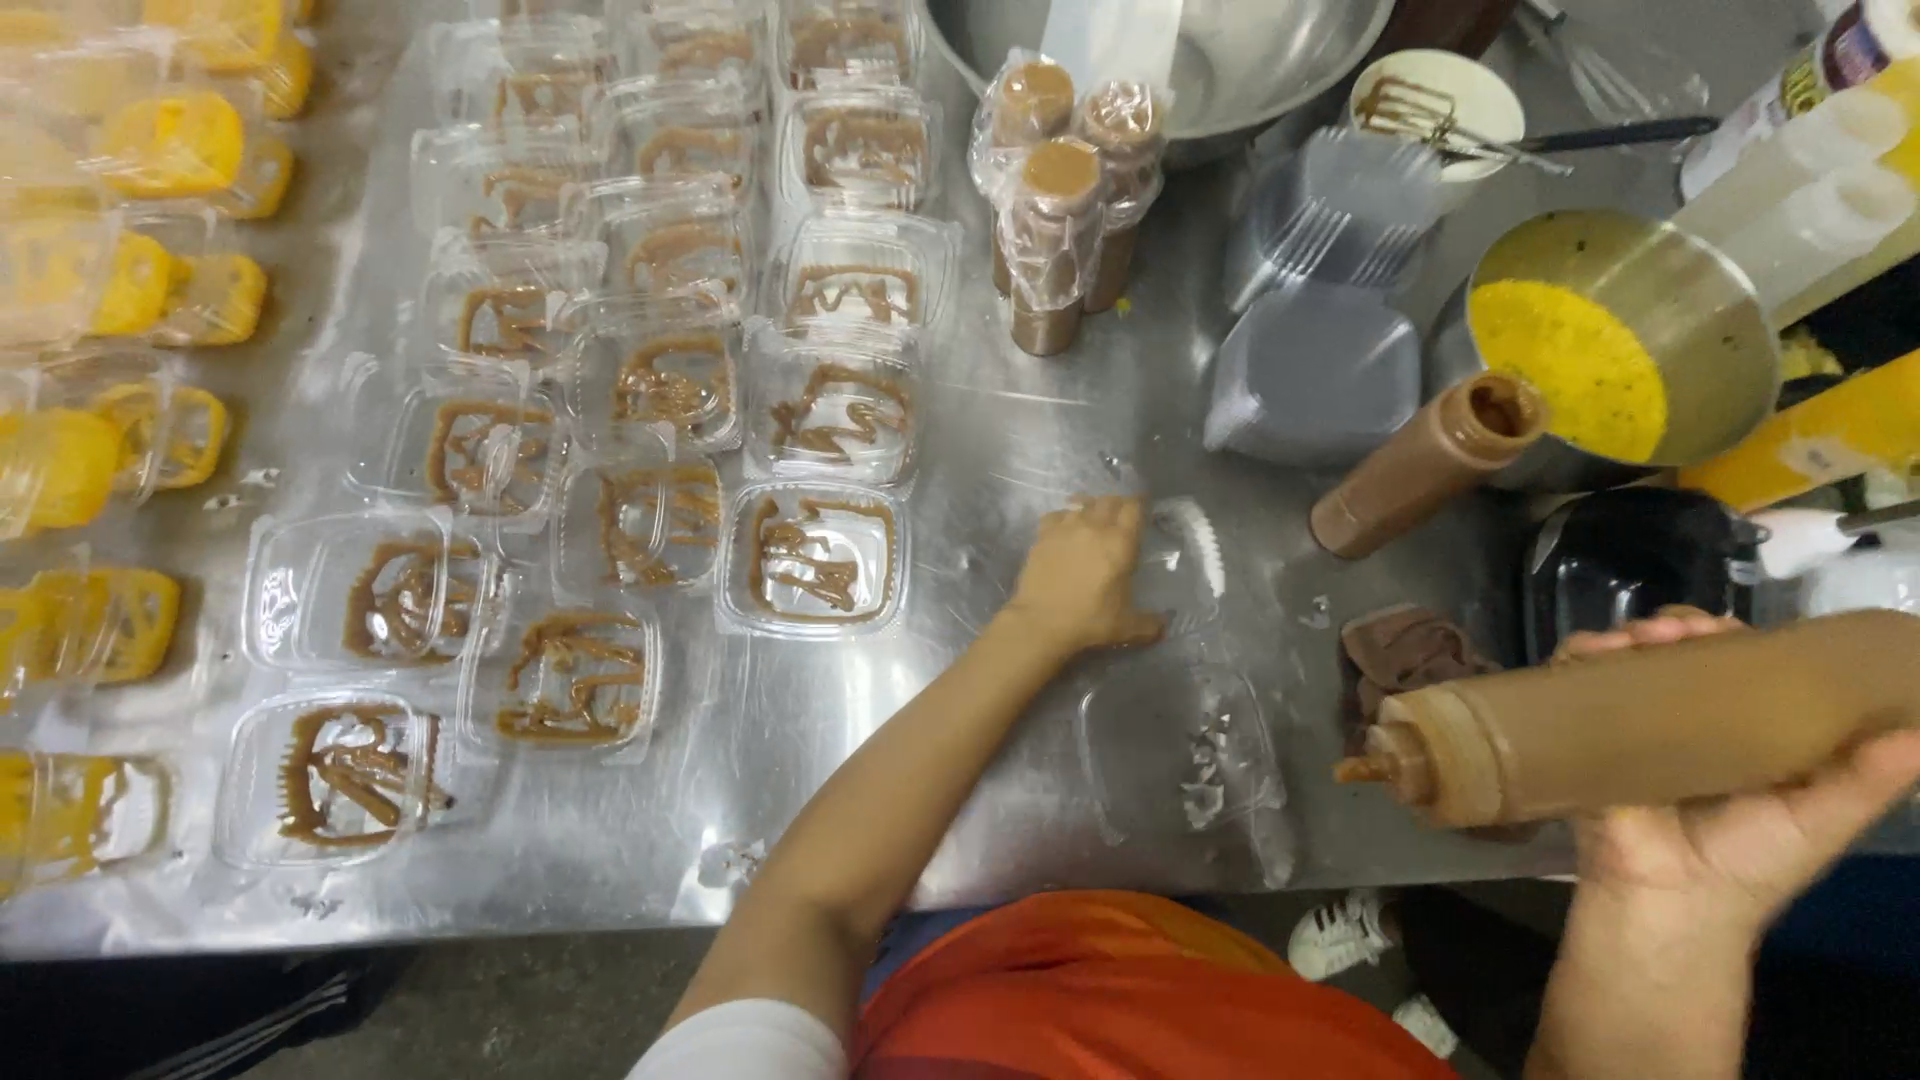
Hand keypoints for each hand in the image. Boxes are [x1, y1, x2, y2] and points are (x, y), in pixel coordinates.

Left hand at [1002, 496, 1165, 656]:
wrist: (1041, 622)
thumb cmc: (1089, 620)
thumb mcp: (1127, 626)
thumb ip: (1150, 624)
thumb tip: (1163, 626)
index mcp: (1120, 542)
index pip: (1134, 508)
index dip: (1140, 504)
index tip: (1142, 507)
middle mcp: (1094, 527)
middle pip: (1109, 501)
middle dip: (1117, 504)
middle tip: (1120, 516)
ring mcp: (1065, 528)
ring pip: (1082, 504)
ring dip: (1091, 508)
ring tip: (1092, 519)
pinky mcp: (1042, 535)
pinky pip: (1057, 514)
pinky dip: (1064, 517)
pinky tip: (1064, 528)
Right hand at [1560, 607, 1919, 938]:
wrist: (1670, 895)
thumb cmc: (1750, 862)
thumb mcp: (1820, 820)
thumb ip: (1864, 780)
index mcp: (1737, 726)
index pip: (1733, 664)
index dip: (1732, 637)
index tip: (1730, 630)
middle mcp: (1677, 714)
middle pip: (1670, 650)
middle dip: (1674, 626)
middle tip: (1676, 631)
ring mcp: (1624, 719)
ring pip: (1619, 657)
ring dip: (1623, 635)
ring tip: (1635, 639)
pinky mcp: (1580, 729)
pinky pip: (1568, 682)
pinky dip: (1575, 657)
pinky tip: (1590, 654)